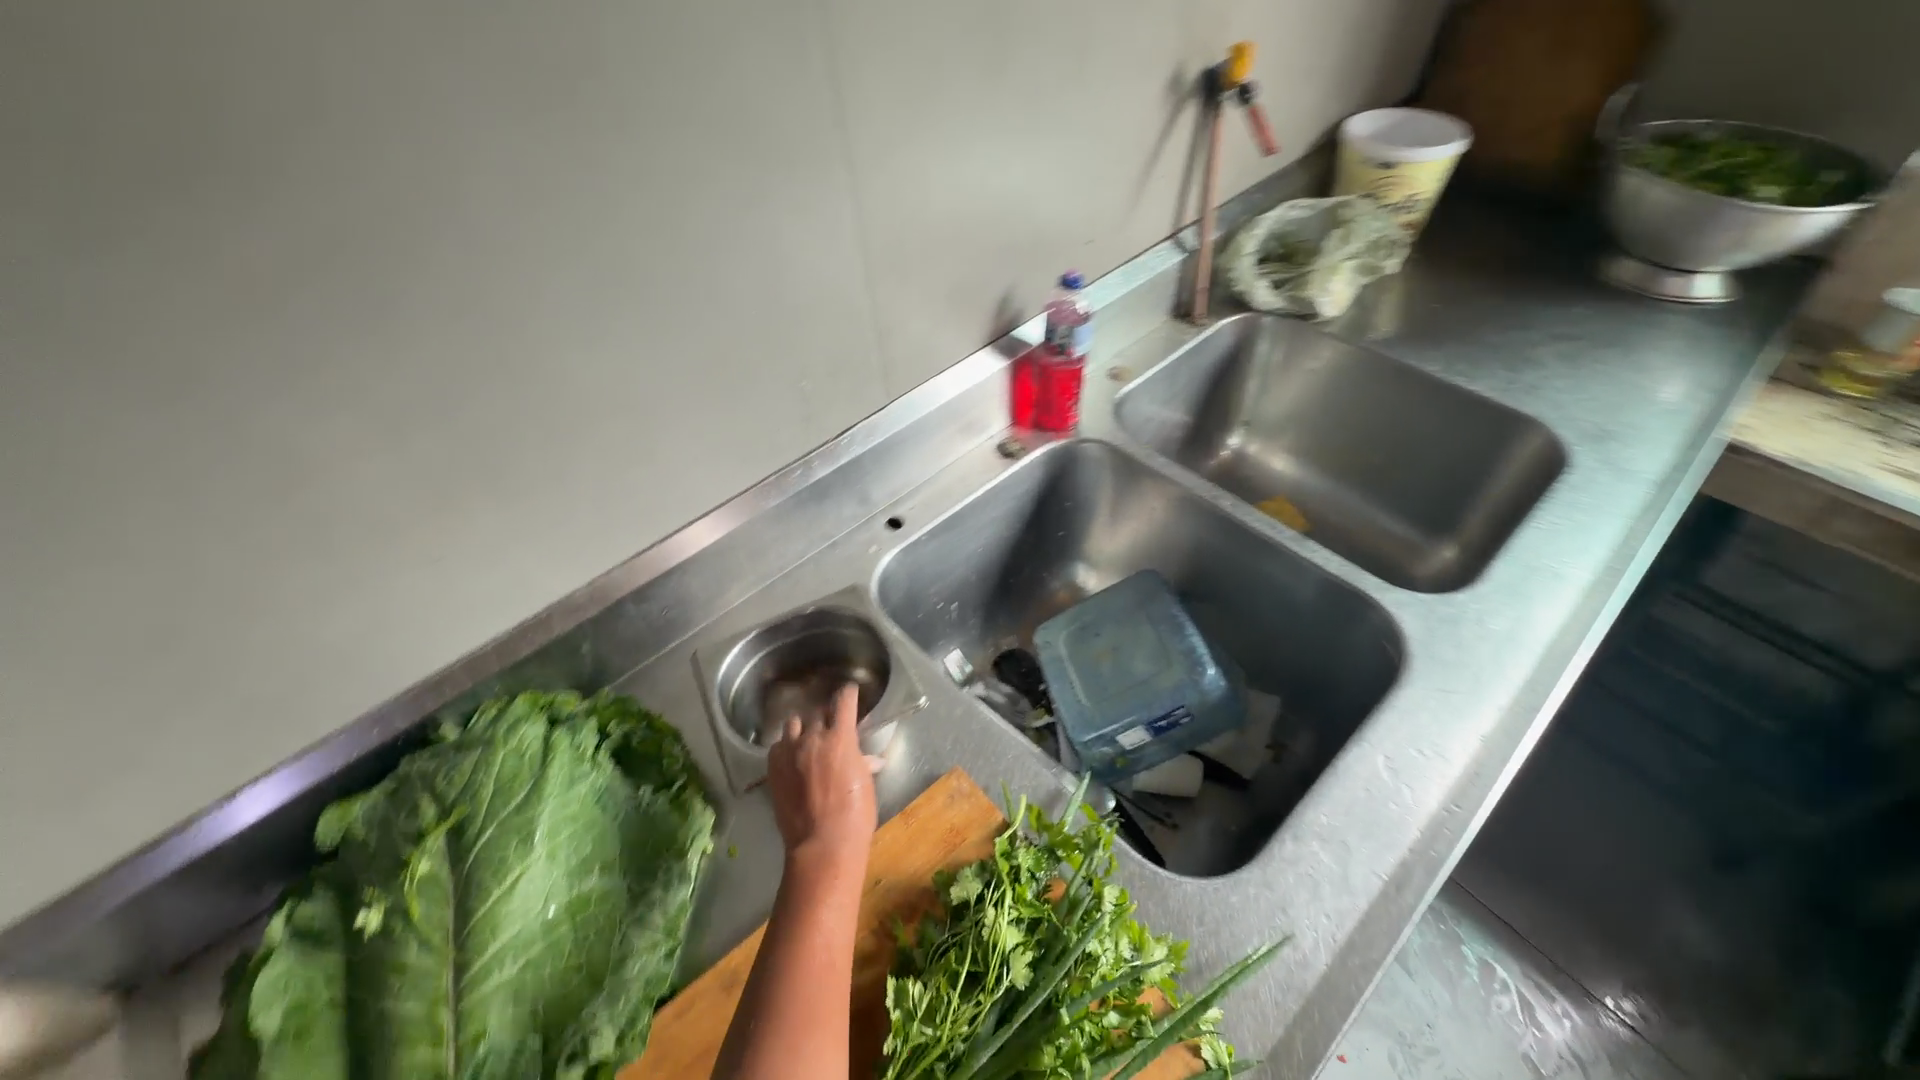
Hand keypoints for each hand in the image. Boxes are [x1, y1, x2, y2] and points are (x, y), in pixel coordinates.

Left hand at [766, 683, 881, 867]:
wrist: (822, 844)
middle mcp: (813, 738)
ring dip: (803, 727)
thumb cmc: (855, 814)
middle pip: (818, 712)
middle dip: (826, 715)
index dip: (848, 693)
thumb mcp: (864, 784)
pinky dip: (786, 746)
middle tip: (831, 723)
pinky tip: (791, 757)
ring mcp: (789, 752)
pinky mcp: (773, 768)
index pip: (843, 701)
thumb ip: (862, 764)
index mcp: (840, 738)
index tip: (850, 691)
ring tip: (807, 737)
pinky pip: (778, 746)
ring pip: (794, 724)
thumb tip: (870, 760)